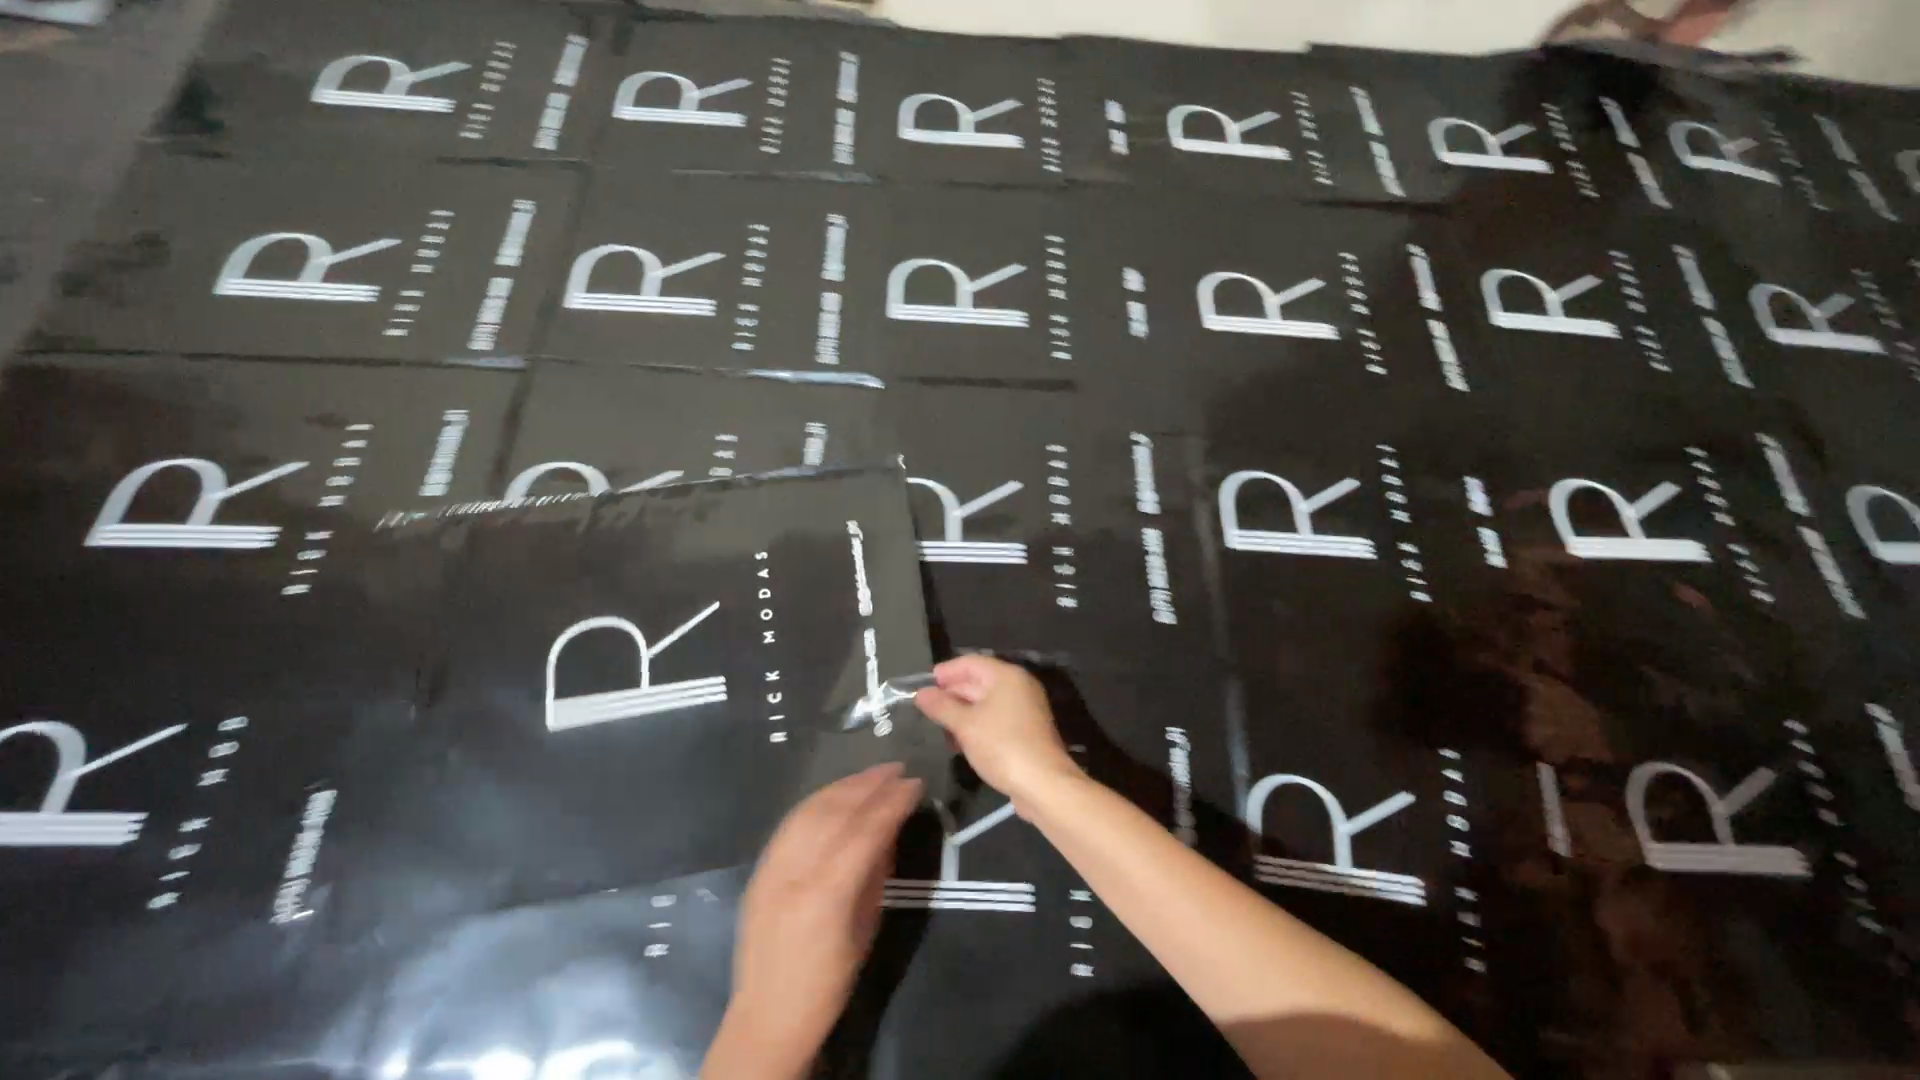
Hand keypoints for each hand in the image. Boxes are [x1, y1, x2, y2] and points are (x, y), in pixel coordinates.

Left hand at [703, 763, 921, 1079]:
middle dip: (869, 785)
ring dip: (843, 786)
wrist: (767, 1014)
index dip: (893, 802)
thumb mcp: (866, 929)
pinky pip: (791, 822)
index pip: (866, 830)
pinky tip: (835, 794)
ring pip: (810, 809)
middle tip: (898, 769)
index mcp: (827, 893)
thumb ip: (876, 875)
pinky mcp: (760, 868)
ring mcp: (772, 867)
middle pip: (836, 811)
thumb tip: (890, 831)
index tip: (916, 783)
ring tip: (871, 775)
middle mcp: (795, 871)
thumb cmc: (829, 983)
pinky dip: (817, 801)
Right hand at [914, 655, 1080, 813]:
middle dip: (951, 694)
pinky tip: (958, 742)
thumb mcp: (965, 725)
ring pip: (986, 703)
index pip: (971, 663)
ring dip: (961, 713)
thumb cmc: (1002, 746)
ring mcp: (1025, 710)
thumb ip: (941, 706)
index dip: (946, 671)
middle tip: (925, 708)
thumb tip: (921, 693)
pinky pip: (995, 720)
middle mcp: (1019, 687)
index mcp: (1007, 676)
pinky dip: (976, 726)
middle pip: (979, 681)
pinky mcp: (1026, 732)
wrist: (1043, 783)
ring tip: (937, 726)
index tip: (923, 684)